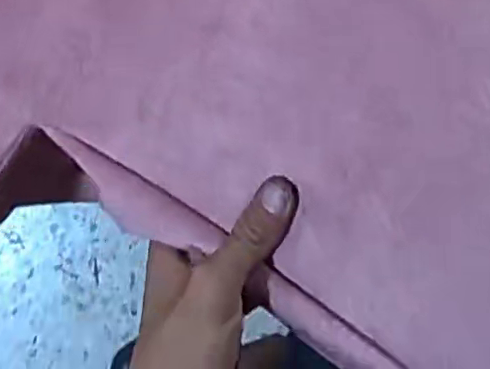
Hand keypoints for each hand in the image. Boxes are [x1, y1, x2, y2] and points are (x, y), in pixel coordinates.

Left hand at [131, 176, 298, 368]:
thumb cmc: (183, 353)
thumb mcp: (212, 289)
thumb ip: (246, 238)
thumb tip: (281, 182)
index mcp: (173, 250)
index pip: (196, 196)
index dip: (224, 171)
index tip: (260, 142)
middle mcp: (193, 269)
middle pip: (230, 227)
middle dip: (262, 205)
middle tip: (300, 165)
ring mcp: (216, 301)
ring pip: (251, 260)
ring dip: (279, 243)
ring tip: (313, 200)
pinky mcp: (238, 332)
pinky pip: (269, 295)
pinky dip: (289, 284)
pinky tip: (316, 262)